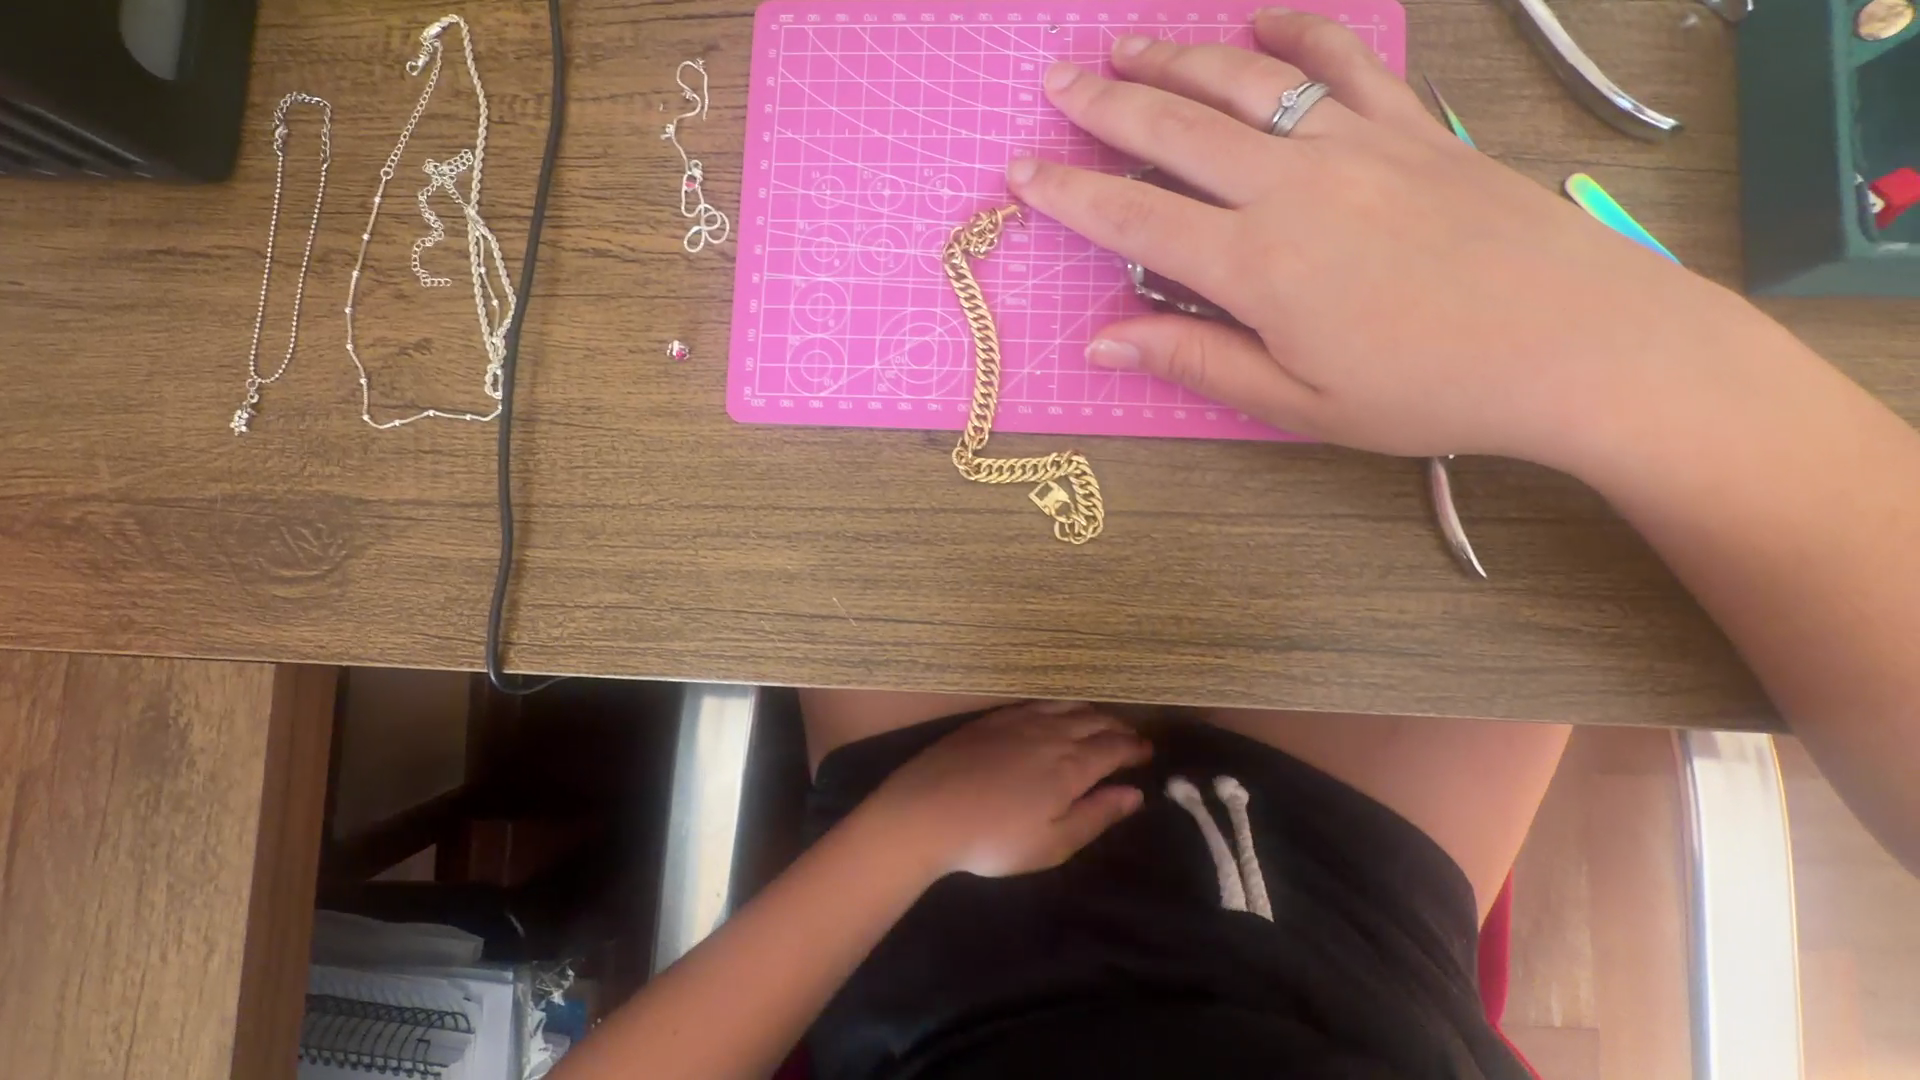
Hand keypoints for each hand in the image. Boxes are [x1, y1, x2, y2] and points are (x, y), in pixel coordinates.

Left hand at [863, 703, 1152, 878]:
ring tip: (1100, 721)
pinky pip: (1037, 702)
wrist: (926, 811)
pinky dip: (1058, 705)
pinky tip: (1055, 712)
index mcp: (1071, 766)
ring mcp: (1018, 721)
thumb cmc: (994, 839)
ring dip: (1090, 712)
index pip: (1115, 747)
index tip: (1148, 752)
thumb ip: (1096, 815)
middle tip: (1129, 737)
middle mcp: (1051, 734)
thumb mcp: (1052, 843)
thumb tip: (1135, 794)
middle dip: (1117, 728)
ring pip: (1066, 707)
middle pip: (1094, 721)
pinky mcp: (991, 719)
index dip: (1135, 748)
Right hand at [1006, 11, 1772, 468]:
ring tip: (1125, 46)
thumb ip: (1195, 361)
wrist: (1577, 343)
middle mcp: (1294, 185)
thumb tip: (1103, 343)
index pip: (1133, 218)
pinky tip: (1259, 20)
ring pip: (1244, 82)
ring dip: (1176, 60)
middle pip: (1177, 129)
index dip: (1068, 194)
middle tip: (1056, 82)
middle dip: (1105, 104)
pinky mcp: (1412, 125)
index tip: (1021, 173)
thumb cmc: (1425, 391)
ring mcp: (1356, 143)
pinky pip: (1344, 60)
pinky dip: (1296, 31)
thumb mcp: (1295, 402)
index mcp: (1257, 264)